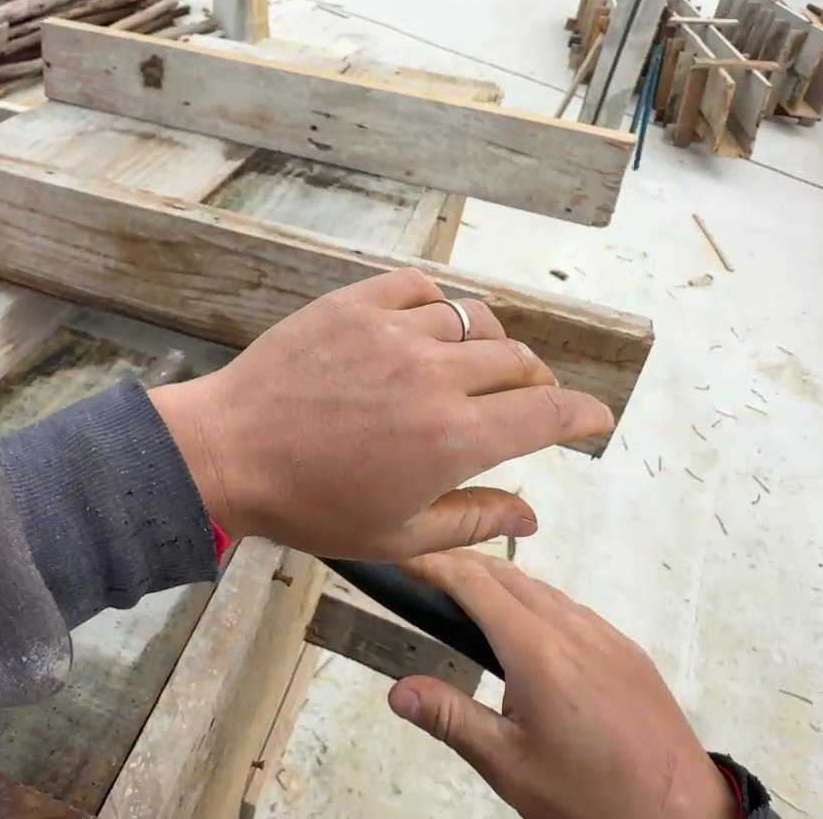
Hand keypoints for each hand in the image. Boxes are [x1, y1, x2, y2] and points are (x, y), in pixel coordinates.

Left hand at [148, 268, 611, 560]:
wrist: (228, 451)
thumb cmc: (309, 504)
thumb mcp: (396, 536)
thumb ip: (472, 522)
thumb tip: (530, 515)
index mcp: (453, 438)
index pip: (548, 414)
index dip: (582, 415)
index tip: (594, 418)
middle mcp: (435, 375)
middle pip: (518, 362)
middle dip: (535, 384)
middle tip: (525, 400)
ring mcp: (394, 330)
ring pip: (476, 319)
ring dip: (491, 344)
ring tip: (476, 364)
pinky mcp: (355, 303)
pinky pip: (419, 286)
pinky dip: (438, 304)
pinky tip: (427, 327)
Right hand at [388, 550, 734, 818]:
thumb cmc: (588, 797)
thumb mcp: (509, 767)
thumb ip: (450, 718)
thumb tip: (397, 688)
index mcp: (535, 650)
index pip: (474, 583)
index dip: (435, 564)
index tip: (404, 557)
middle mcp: (570, 627)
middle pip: (505, 573)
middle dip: (461, 564)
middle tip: (424, 574)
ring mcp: (604, 633)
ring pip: (539, 587)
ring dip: (498, 580)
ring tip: (466, 599)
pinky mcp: (626, 648)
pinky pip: (569, 607)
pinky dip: (534, 600)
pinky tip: (526, 629)